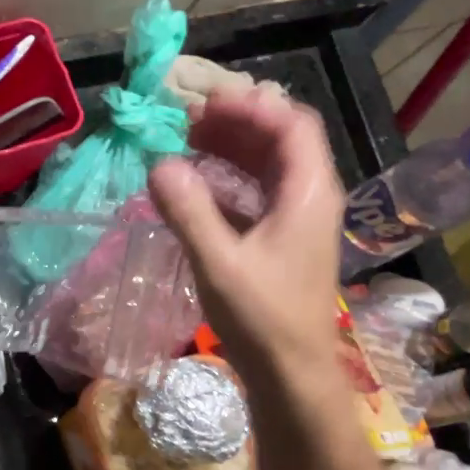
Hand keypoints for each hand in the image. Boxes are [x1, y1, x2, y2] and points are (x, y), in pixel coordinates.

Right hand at [147, 86, 344, 385]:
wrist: (290, 367)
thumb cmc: (261, 314)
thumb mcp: (218, 262)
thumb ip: (189, 211)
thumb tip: (159, 166)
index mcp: (308, 192)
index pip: (291, 127)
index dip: (251, 108)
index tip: (205, 103)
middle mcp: (309, 197)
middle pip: (280, 142)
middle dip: (237, 124)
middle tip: (188, 119)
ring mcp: (295, 220)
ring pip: (267, 168)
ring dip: (230, 150)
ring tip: (187, 143)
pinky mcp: (279, 242)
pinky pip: (255, 195)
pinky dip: (226, 182)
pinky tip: (194, 187)